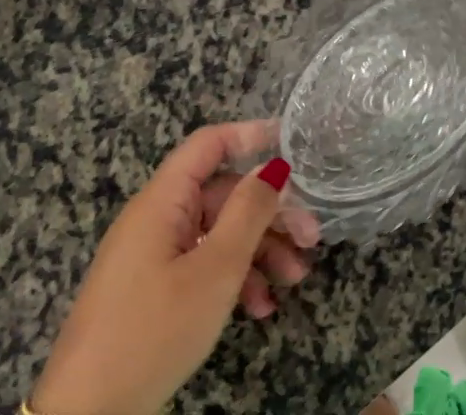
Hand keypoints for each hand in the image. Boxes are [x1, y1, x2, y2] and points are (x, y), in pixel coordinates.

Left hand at [28, 121, 318, 414]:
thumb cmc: (154, 330)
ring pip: (219, 234)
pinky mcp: (153, 291)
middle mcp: (155, 222)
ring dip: (261, 252)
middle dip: (272, 214)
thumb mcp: (216, 269)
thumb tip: (273, 167)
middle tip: (312, 237)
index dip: (251, 135)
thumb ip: (249, 211)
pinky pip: (203, 266)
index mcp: (161, 204)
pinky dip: (235, 279)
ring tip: (294, 280)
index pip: (208, 145)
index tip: (295, 145)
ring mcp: (152, 258)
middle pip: (223, 195)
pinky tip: (260, 308)